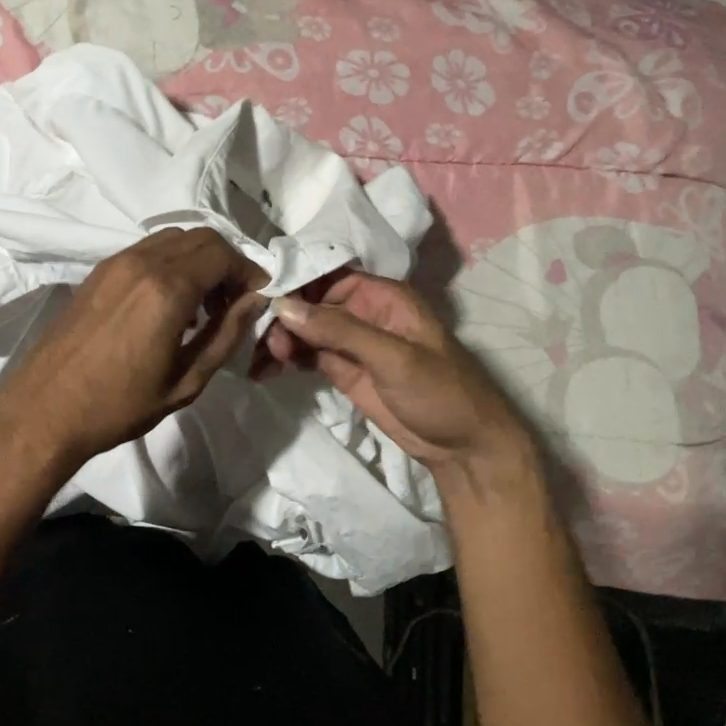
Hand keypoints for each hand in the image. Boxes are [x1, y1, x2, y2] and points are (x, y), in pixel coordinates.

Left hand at [0, 229, 270, 473]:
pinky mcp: (96, 273)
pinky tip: (168, 306)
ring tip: (202, 307)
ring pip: (171, 239)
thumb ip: (225, 335)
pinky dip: (169, 264)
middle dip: (225, 263)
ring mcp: (114, 264)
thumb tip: (255, 301)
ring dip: (196, 261)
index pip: (223, 254)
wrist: (45, 411)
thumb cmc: (119, 406)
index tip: (257, 299)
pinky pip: (145, 251)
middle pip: (199, 237)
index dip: (248, 272)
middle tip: (233, 303)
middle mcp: (141, 263)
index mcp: (167, 289)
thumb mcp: (186, 381)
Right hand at [261, 271, 531, 475]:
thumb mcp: (392, 356)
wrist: (464, 449)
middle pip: (312, 303)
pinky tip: (266, 367)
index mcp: (384, 297)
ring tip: (262, 358)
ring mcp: (353, 344)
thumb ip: (339, 330)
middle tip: (261, 338)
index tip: (263, 297)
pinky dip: (287, 358)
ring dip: (282, 338)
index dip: (297, 283)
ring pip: (306, 329)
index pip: (330, 276)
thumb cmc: (441, 393)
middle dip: (284, 316)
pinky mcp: (344, 371)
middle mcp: (364, 313)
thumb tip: (284, 307)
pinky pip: (308, 355)